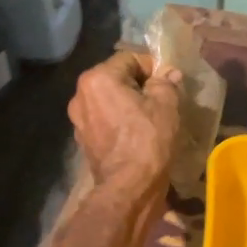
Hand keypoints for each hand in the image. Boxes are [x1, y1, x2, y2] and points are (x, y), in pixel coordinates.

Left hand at [67, 51, 180, 198]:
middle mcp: (81, 95)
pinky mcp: (83, 139)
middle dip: (140, 85)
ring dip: (129, 103)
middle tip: (163, 99)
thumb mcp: (166, 104)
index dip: (153, 67)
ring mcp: (79, 119)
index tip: (168, 83)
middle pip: (117, 78)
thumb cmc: (148, 139)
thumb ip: (165, 82)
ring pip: (110, 99)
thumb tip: (168, 74)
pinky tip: (137, 134)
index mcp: (98, 79)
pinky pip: (105, 119)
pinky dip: (120, 120)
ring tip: (150, 117)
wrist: (129, 187)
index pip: (130, 58)